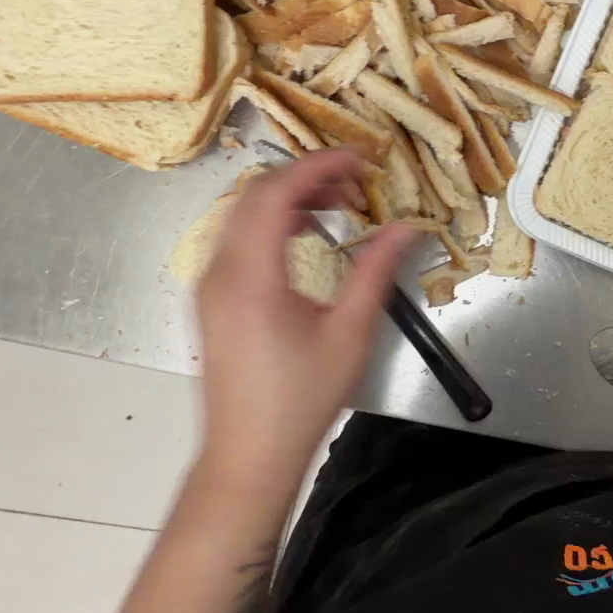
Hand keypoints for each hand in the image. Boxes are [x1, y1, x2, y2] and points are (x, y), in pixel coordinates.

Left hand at [194, 150, 421, 490]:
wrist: (249, 454)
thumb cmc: (302, 398)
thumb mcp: (350, 333)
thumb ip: (375, 272)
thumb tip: (405, 227)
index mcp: (250, 277)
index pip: (275, 194)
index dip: (318, 166)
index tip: (359, 158)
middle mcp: (218, 272)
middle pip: (253, 196)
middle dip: (306, 177)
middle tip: (356, 182)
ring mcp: (208, 286)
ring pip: (242, 216)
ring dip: (289, 199)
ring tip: (338, 205)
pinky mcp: (211, 301)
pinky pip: (237, 240)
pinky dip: (273, 223)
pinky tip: (307, 235)